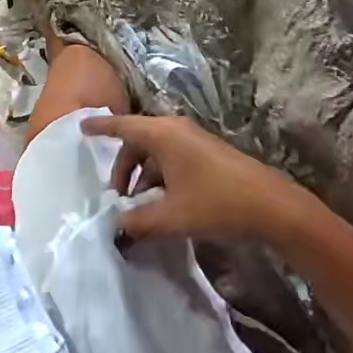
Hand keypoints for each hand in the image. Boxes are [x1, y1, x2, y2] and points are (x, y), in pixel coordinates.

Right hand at [81, 114, 317, 244]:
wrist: (269, 205)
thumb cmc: (216, 204)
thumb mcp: (170, 217)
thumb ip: (136, 221)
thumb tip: (115, 226)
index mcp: (164, 135)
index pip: (124, 125)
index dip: (102, 127)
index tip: (82, 128)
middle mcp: (177, 130)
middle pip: (138, 141)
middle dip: (123, 169)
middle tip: (115, 199)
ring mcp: (194, 141)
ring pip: (156, 153)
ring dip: (142, 178)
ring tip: (138, 211)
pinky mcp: (207, 155)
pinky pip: (172, 160)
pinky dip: (160, 179)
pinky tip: (161, 207)